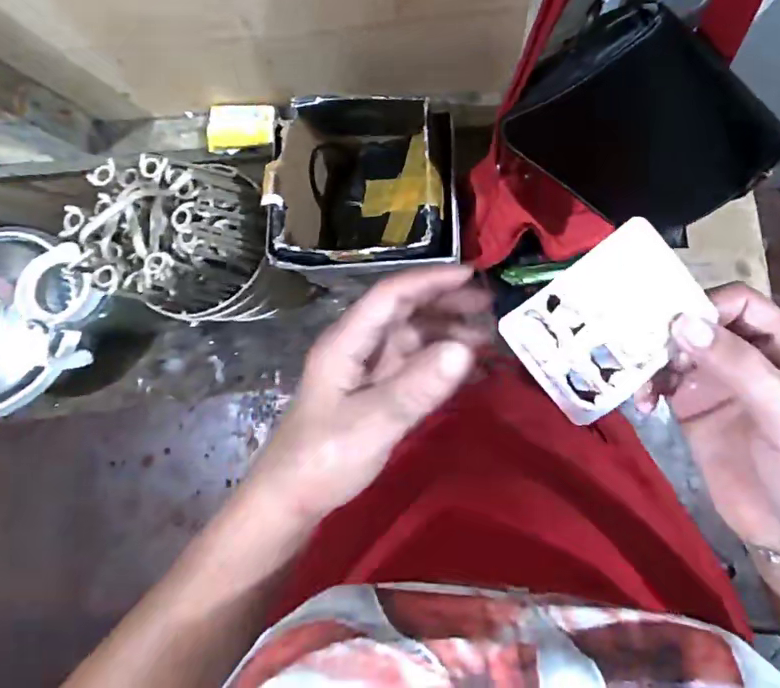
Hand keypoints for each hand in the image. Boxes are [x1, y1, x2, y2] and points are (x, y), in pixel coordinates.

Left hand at [244, 265, 492, 521]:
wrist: (288, 504)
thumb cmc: (323, 460)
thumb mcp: (372, 424)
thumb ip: (417, 387)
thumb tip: (465, 349)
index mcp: (347, 341)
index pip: (392, 296)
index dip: (431, 280)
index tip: (472, 275)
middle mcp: (358, 346)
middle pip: (404, 311)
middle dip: (445, 302)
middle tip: (490, 305)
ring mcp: (366, 369)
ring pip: (412, 336)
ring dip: (447, 332)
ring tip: (488, 336)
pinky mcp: (374, 392)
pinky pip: (414, 364)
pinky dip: (441, 362)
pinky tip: (469, 369)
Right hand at [663, 284, 779, 576]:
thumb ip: (739, 365)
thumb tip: (682, 320)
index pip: (743, 305)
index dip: (710, 306)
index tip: (676, 323)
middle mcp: (753, 358)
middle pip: (704, 322)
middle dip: (673, 329)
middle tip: (643, 344)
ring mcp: (722, 385)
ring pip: (679, 349)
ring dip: (655, 356)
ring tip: (640, 378)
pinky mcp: (696, 412)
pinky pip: (664, 383)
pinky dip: (648, 384)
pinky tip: (642, 402)